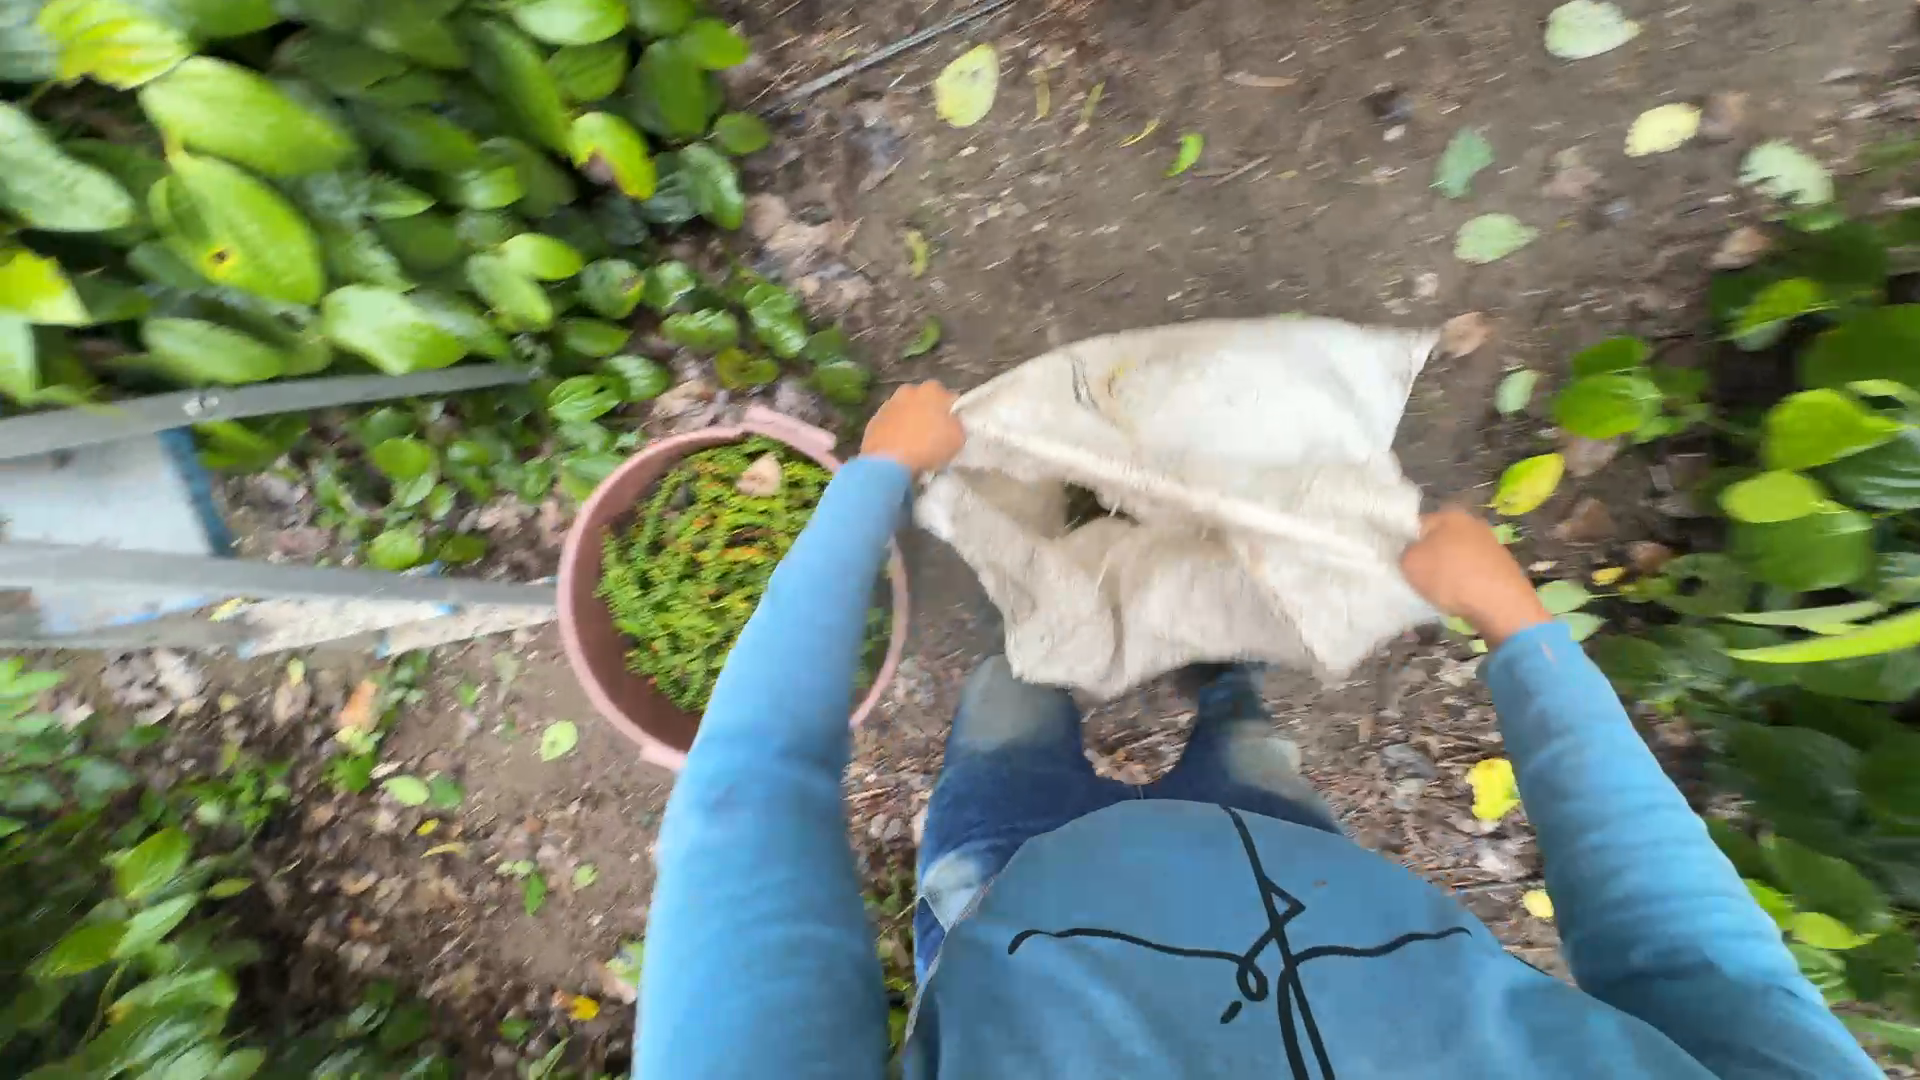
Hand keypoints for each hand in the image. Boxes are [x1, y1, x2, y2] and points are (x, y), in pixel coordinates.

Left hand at [861, 381, 964, 474]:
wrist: (887, 462)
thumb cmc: (928, 446)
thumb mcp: (958, 437)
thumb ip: (956, 424)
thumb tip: (950, 422)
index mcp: (932, 390)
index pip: (948, 397)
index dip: (951, 412)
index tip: (951, 427)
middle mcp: (908, 390)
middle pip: (923, 401)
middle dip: (928, 413)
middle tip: (932, 434)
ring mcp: (888, 404)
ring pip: (904, 411)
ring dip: (909, 421)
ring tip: (913, 443)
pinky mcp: (873, 420)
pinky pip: (890, 424)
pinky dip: (894, 432)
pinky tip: (898, 448)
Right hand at [1400, 507, 1549, 647]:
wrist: (1500, 605)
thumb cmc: (1449, 576)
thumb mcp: (1408, 562)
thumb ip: (1402, 551)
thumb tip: (1408, 550)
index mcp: (1448, 515)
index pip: (1414, 524)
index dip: (1400, 542)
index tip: (1395, 560)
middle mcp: (1472, 522)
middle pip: (1436, 538)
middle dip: (1425, 554)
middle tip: (1412, 574)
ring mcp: (1490, 544)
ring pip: (1454, 554)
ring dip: (1444, 568)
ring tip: (1434, 588)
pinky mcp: (1502, 565)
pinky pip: (1470, 569)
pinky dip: (1461, 579)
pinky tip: (1456, 594)